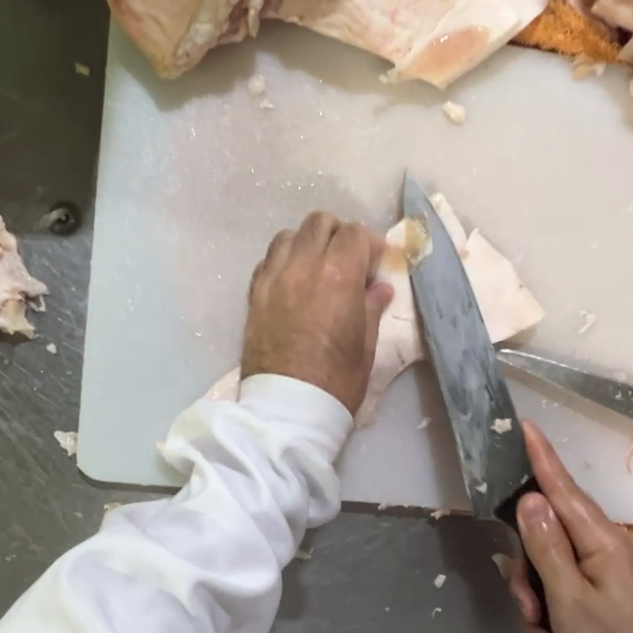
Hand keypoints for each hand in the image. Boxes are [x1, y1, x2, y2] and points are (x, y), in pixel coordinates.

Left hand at [241, 211, 392, 414]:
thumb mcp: (367, 345)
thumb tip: (378, 288)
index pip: (355, 234)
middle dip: (338, 234)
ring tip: (317, 267)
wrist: (288, 409)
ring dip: (307, 243)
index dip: (370, 244)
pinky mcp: (254, 295)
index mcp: (337, 275)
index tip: (376, 263)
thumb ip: (371, 308)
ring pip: (289, 236)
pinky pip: (268, 261)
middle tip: (348, 260)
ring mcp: (273, 279)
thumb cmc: (336, 380)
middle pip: (319, 223)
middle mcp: (302, 266)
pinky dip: (283, 261)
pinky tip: (293, 283)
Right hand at [503, 421, 632, 632]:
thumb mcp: (569, 600)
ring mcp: (600, 570)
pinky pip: (558, 597)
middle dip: (529, 582)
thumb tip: (529, 499)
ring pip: (544, 575)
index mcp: (600, 542)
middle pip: (543, 540)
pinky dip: (551, 628)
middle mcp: (601, 547)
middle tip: (532, 614)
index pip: (562, 489)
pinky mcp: (596, 591)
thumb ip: (546, 547)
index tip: (525, 425)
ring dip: (539, 615)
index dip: (541, 458)